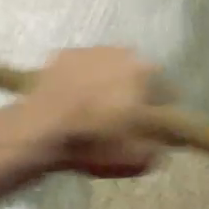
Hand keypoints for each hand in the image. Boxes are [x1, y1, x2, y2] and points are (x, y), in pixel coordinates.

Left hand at [0, 47, 163, 177]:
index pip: (167, 90)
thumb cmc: (94, 142)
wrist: (41, 129)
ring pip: (109, 67)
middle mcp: (122, 53)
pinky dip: (82, 80)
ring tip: (95, 108)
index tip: (153, 124)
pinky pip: (82, 67)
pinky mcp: (63, 54)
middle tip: (123, 116)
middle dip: (134, 92)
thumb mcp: (136, 158)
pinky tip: (74, 99)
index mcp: (146, 74)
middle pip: (138, 74)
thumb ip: (157, 149)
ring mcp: (90, 50)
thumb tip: (160, 146)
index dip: (161, 109)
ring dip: (108, 82)